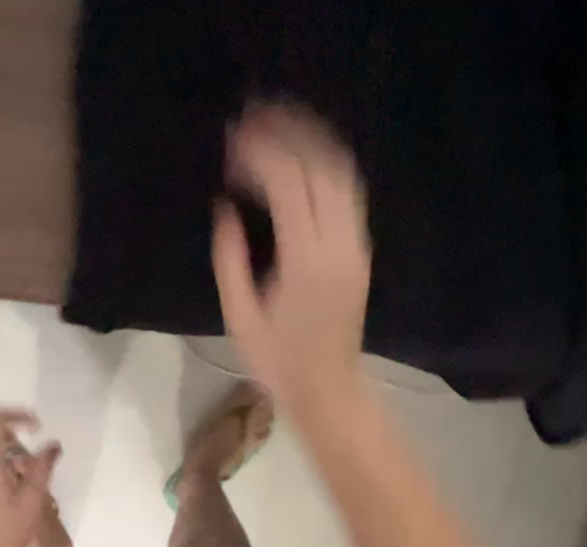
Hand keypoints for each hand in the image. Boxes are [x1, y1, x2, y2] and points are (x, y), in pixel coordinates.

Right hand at [211, 104, 370, 405]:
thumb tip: (226, 210)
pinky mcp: (360, 249)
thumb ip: (229, 259)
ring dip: (309, 143)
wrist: (328, 387)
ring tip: (277, 128)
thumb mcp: (240, 315)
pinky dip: (324, 166)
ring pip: (340, 173)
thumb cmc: (277, 360)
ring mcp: (355, 243)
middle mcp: (338, 242)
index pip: (286, 183)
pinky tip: (301, 162)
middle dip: (286, 134)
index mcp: (305, 259)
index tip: (232, 139)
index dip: (260, 153)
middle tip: (252, 119)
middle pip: (318, 166)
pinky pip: (347, 192)